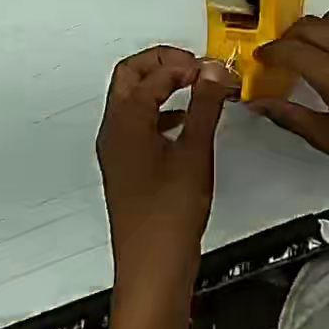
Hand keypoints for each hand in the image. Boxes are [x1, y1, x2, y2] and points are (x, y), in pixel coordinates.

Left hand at [96, 47, 234, 289]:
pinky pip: (136, 120)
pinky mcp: (124, 163)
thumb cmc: (169, 215)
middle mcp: (114, 128)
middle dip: (162, 62)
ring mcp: (116, 147)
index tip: (214, 70)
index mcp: (127, 120)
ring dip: (159, 83)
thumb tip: (212, 72)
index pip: (154, 73)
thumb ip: (204, 106)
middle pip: (130, 74)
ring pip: (130, 96)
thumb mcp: (195, 153)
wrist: (152, 267)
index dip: (186, 65)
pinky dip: (158, 109)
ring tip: (194, 86)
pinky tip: (184, 120)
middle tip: (195, 66)